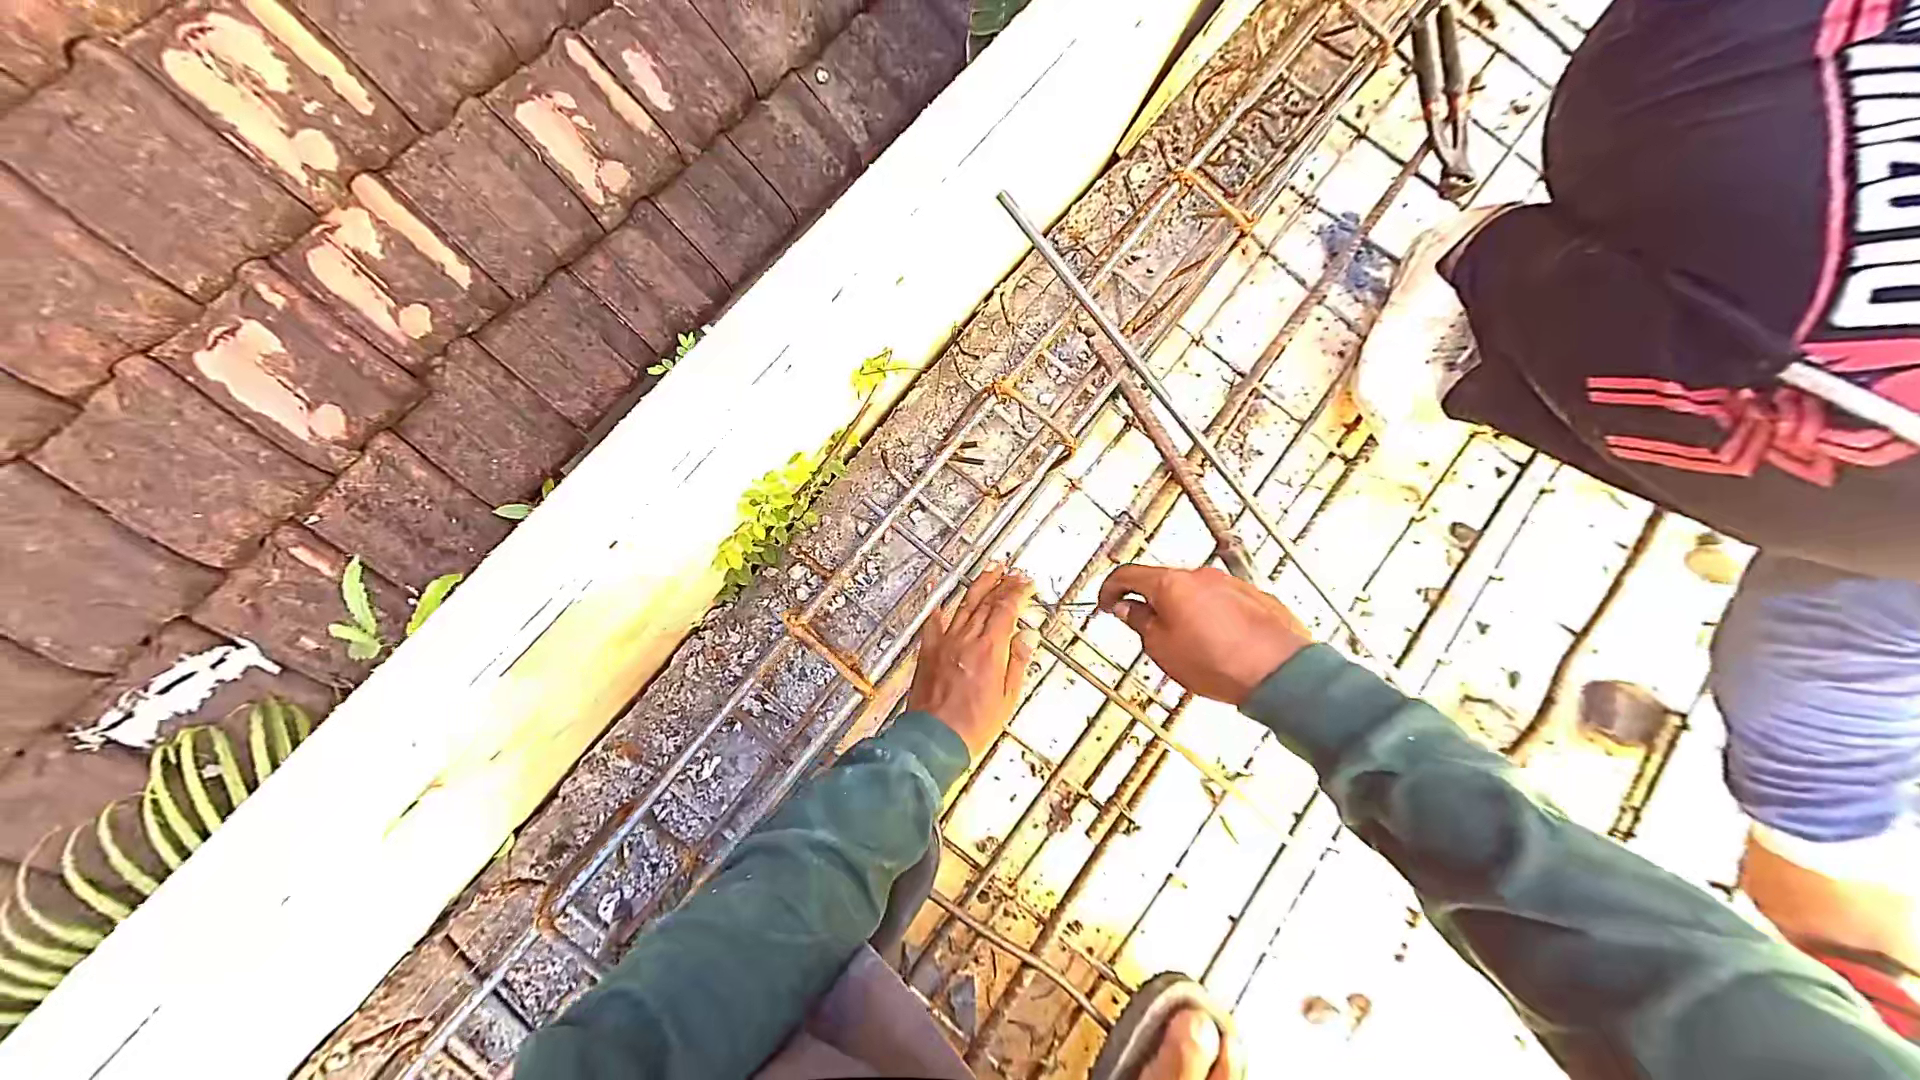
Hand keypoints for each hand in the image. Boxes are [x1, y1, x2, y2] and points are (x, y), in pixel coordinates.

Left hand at [906, 565, 1039, 759]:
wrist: (934, 739)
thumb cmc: (972, 725)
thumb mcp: (1008, 697)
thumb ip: (1017, 662)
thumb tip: (1027, 636)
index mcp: (990, 649)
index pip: (1007, 609)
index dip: (1018, 592)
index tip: (1027, 584)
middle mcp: (966, 639)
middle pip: (986, 601)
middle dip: (1001, 583)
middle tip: (1011, 571)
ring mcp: (945, 642)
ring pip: (964, 605)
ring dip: (978, 585)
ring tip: (988, 572)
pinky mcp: (928, 651)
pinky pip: (934, 621)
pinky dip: (940, 607)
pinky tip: (942, 596)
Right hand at [1097, 565, 1311, 705]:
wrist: (1280, 673)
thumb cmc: (1223, 662)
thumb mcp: (1161, 648)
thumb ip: (1139, 622)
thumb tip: (1129, 610)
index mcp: (1171, 583)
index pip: (1127, 575)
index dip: (1110, 589)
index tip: (1107, 601)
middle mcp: (1200, 576)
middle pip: (1162, 582)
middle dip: (1150, 603)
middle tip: (1145, 629)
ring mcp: (1230, 584)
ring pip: (1193, 592)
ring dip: (1183, 612)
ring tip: (1187, 646)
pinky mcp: (1254, 597)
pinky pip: (1220, 602)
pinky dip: (1211, 617)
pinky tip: (1215, 644)